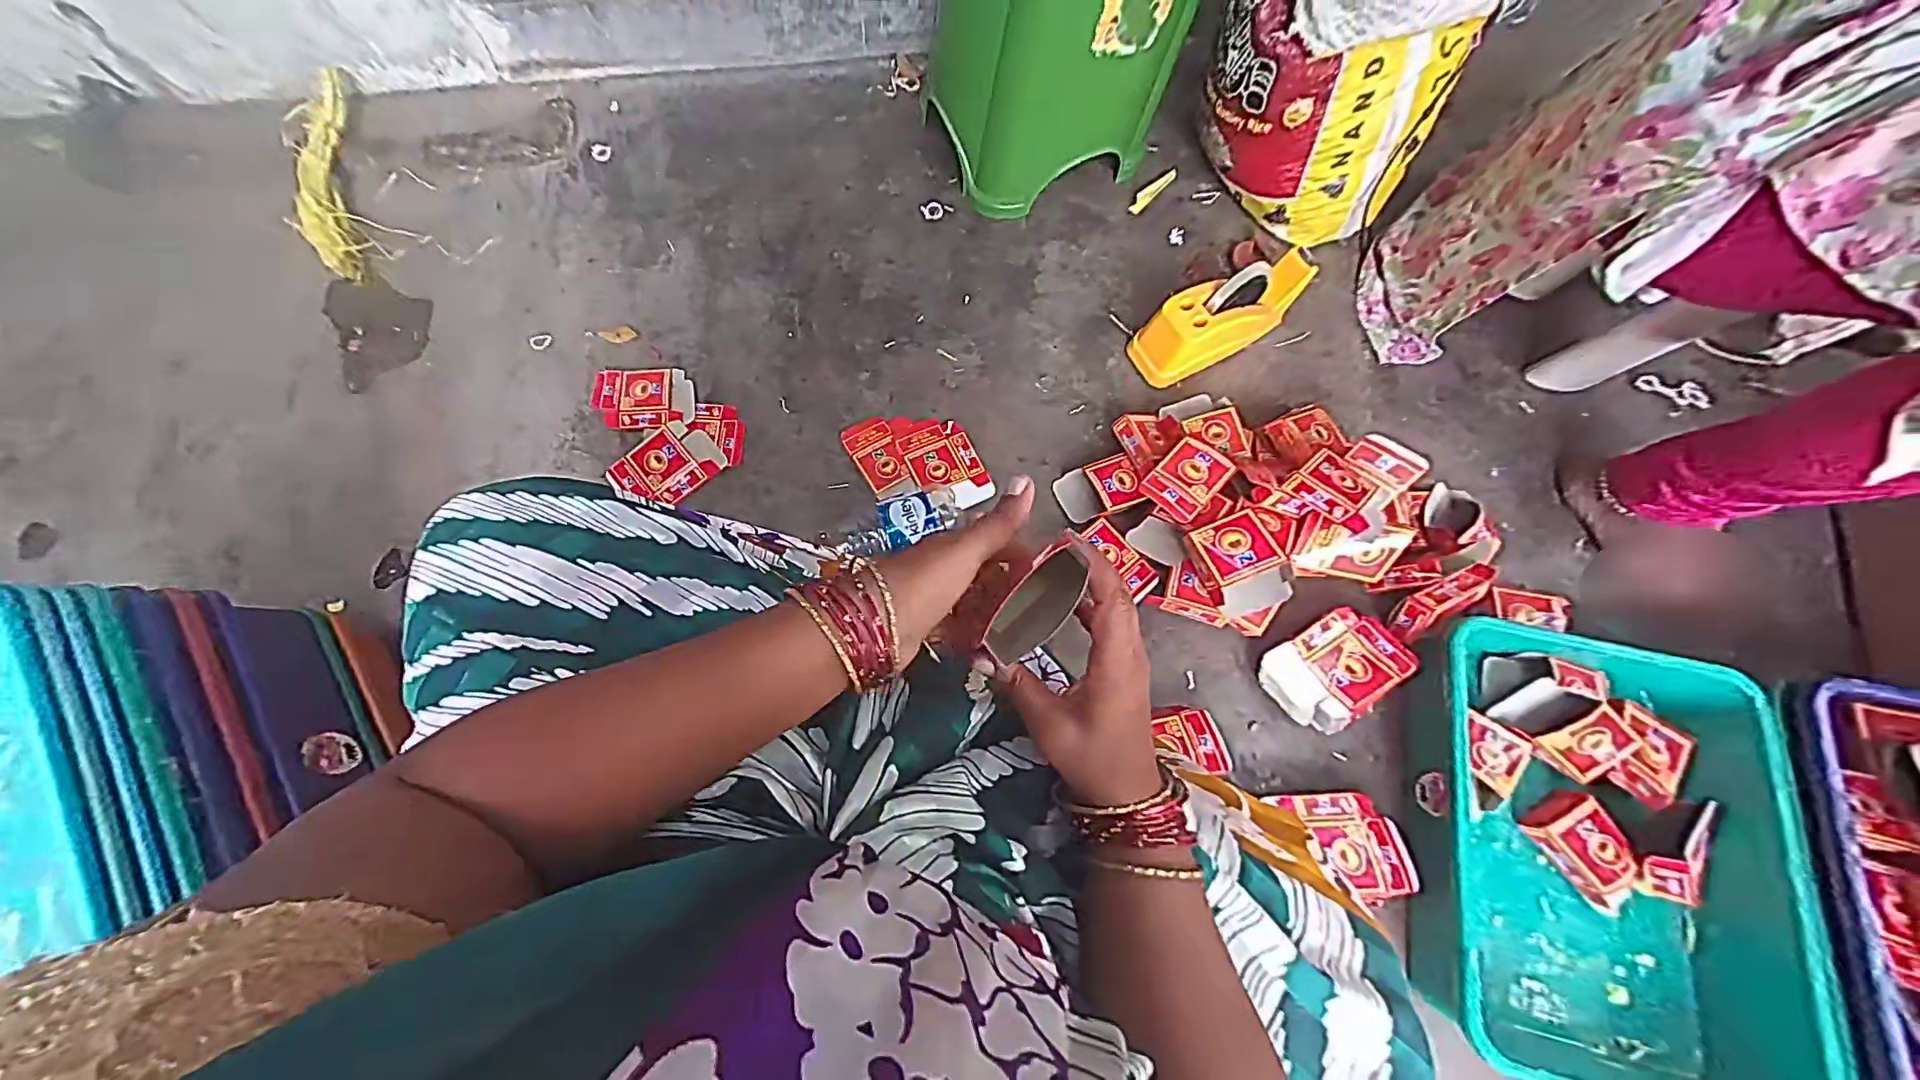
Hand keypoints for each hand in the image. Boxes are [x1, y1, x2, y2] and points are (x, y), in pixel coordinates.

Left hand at [872, 476, 1035, 660]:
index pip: (996, 541)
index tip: (1048, 570)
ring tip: (1021, 629)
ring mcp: (935, 599)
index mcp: (954, 545)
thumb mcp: (966, 551)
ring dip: (995, 613)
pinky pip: (959, 629)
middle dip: (1010, 586)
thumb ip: (998, 524)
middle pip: (985, 574)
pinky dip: (975, 636)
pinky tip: (991, 647)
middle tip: (1038, 605)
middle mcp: (944, 569)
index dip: (1021, 552)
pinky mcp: (928, 627)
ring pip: (974, 602)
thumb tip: (1026, 482)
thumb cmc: (923, 584)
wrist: (877, 627)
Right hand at [987, 535, 1161, 807]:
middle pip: (1117, 593)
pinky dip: (1091, 604)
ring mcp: (1131, 659)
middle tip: (1052, 550)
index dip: (1090, 564)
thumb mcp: (1050, 723)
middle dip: (1088, 565)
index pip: (1111, 596)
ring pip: (1117, 606)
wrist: (1126, 792)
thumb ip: (1019, 684)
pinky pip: (1113, 622)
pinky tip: (1067, 604)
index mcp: (1116, 658)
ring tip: (1056, 569)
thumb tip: (985, 655)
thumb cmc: (1093, 758)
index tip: (1064, 543)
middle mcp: (1129, 651)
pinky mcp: (1125, 667)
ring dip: (1090, 583)